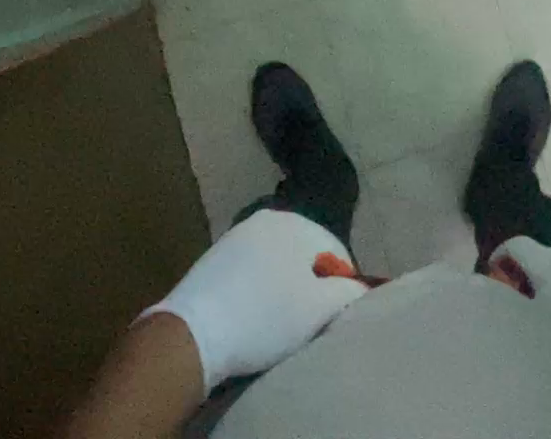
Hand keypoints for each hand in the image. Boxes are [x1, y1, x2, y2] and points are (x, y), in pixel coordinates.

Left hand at [140, 210, 368, 390]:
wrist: (193, 332)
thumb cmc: (265, 317)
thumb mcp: (318, 309)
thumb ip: (348, 292)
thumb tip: (357, 286)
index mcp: (295, 222)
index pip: (335, 250)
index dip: (341, 283)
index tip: (333, 313)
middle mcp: (266, 219)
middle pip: (303, 252)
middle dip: (310, 282)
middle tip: (306, 318)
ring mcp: (236, 235)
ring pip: (275, 261)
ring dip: (282, 286)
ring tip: (277, 319)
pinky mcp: (213, 256)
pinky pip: (250, 269)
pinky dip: (257, 288)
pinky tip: (251, 313)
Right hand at [492, 236, 550, 380]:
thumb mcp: (536, 323)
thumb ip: (515, 302)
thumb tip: (499, 291)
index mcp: (549, 261)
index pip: (515, 243)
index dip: (498, 256)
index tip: (491, 278)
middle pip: (537, 254)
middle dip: (522, 272)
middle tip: (515, 301)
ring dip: (545, 281)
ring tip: (542, 312)